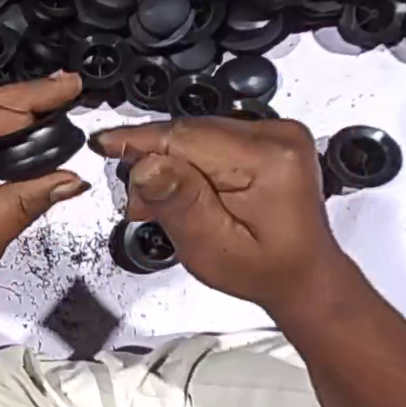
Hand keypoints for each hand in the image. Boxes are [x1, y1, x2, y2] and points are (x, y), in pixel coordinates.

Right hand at [91, 117, 356, 320]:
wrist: (301, 275)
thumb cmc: (265, 269)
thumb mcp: (210, 247)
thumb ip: (178, 203)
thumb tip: (147, 165)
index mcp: (268, 159)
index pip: (184, 136)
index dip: (138, 142)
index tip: (104, 143)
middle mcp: (276, 136)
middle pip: (186, 132)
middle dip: (152, 164)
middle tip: (140, 205)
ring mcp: (274, 134)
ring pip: (194, 134)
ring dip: (168, 166)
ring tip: (162, 206)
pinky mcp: (266, 138)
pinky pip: (209, 139)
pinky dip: (187, 163)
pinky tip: (183, 192)